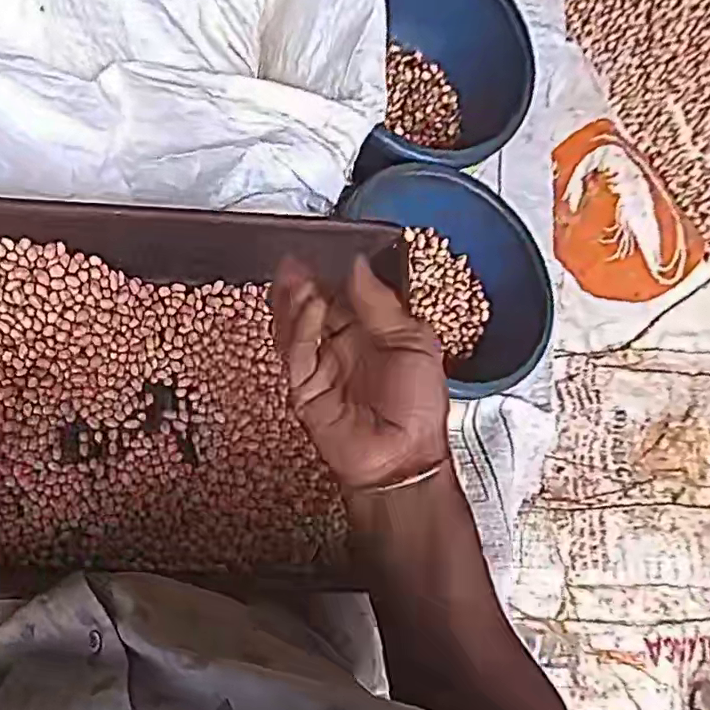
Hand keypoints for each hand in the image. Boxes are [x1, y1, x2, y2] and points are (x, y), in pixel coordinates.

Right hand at [273, 254, 448, 490]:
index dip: (325, 277)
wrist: (403, 456)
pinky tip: (311, 309)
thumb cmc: (416, 408)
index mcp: (365, 335)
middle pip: (307, 312)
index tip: (316, 254)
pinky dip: (301, 330)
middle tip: (292, 264)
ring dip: (294, 304)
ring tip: (297, 280)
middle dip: (298, 288)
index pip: (337, 299)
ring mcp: (317, 371)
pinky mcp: (303, 391)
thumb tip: (359, 268)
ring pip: (294, 331)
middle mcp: (336, 350)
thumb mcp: (413, 341)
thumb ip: (381, 305)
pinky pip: (296, 355)